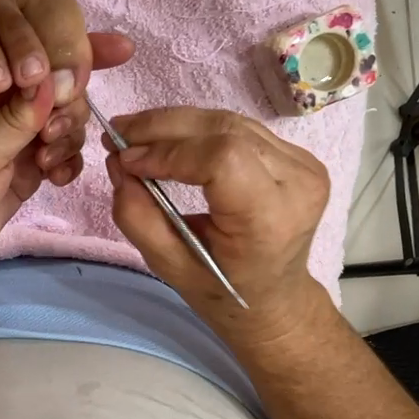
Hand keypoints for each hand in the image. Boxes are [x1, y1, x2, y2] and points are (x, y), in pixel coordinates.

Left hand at [0, 81, 60, 280]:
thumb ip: (16, 119)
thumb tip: (54, 78)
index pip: (31, 68)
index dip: (59, 74)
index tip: (64, 100)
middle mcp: (4, 113)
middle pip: (57, 94)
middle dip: (66, 113)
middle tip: (50, 140)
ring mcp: (19, 143)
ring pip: (64, 125)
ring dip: (68, 140)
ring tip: (47, 167)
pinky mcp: (29, 171)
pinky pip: (63, 155)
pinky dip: (68, 163)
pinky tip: (57, 180)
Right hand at [105, 108, 332, 340]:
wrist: (272, 296)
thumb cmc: (220, 288)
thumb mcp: (167, 265)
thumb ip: (137, 217)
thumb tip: (118, 165)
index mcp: (269, 218)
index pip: (221, 159)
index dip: (168, 152)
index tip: (125, 160)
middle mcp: (296, 182)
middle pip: (224, 130)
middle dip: (162, 127)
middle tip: (116, 133)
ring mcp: (302, 164)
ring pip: (228, 121)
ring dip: (174, 122)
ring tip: (132, 132)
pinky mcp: (297, 155)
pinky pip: (237, 128)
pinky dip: (194, 128)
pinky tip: (163, 136)